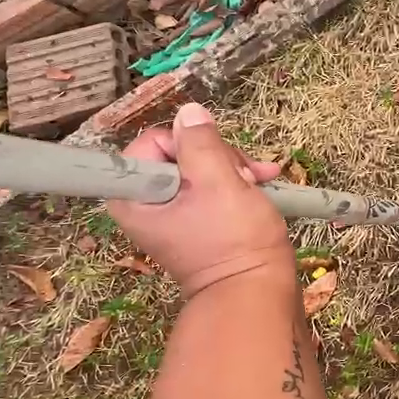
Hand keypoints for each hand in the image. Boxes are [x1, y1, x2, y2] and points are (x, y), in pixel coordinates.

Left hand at [109, 103, 291, 299]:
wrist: (254, 287)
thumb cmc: (234, 238)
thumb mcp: (222, 184)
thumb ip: (203, 145)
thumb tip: (189, 111)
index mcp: (133, 195)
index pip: (154, 143)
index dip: (194, 143)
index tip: (225, 161)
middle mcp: (143, 202)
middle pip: (179, 154)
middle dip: (222, 157)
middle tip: (253, 173)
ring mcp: (169, 213)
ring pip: (200, 169)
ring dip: (236, 169)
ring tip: (265, 181)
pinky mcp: (193, 221)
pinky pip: (210, 188)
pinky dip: (236, 184)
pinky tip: (261, 187)